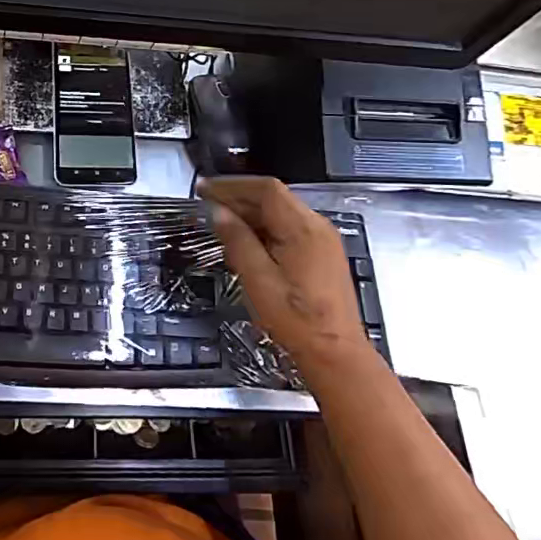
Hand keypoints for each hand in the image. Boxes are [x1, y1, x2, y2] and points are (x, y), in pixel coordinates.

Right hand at [201, 176, 371, 375]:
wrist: (335, 353)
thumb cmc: (296, 320)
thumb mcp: (257, 278)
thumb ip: (237, 240)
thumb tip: (219, 214)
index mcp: (303, 229)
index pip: (266, 189)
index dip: (231, 185)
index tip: (205, 189)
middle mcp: (318, 227)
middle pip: (274, 197)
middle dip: (239, 197)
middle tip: (208, 204)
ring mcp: (324, 240)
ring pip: (282, 212)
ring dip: (251, 212)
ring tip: (222, 221)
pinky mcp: (323, 254)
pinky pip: (290, 227)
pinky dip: (265, 226)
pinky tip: (246, 239)